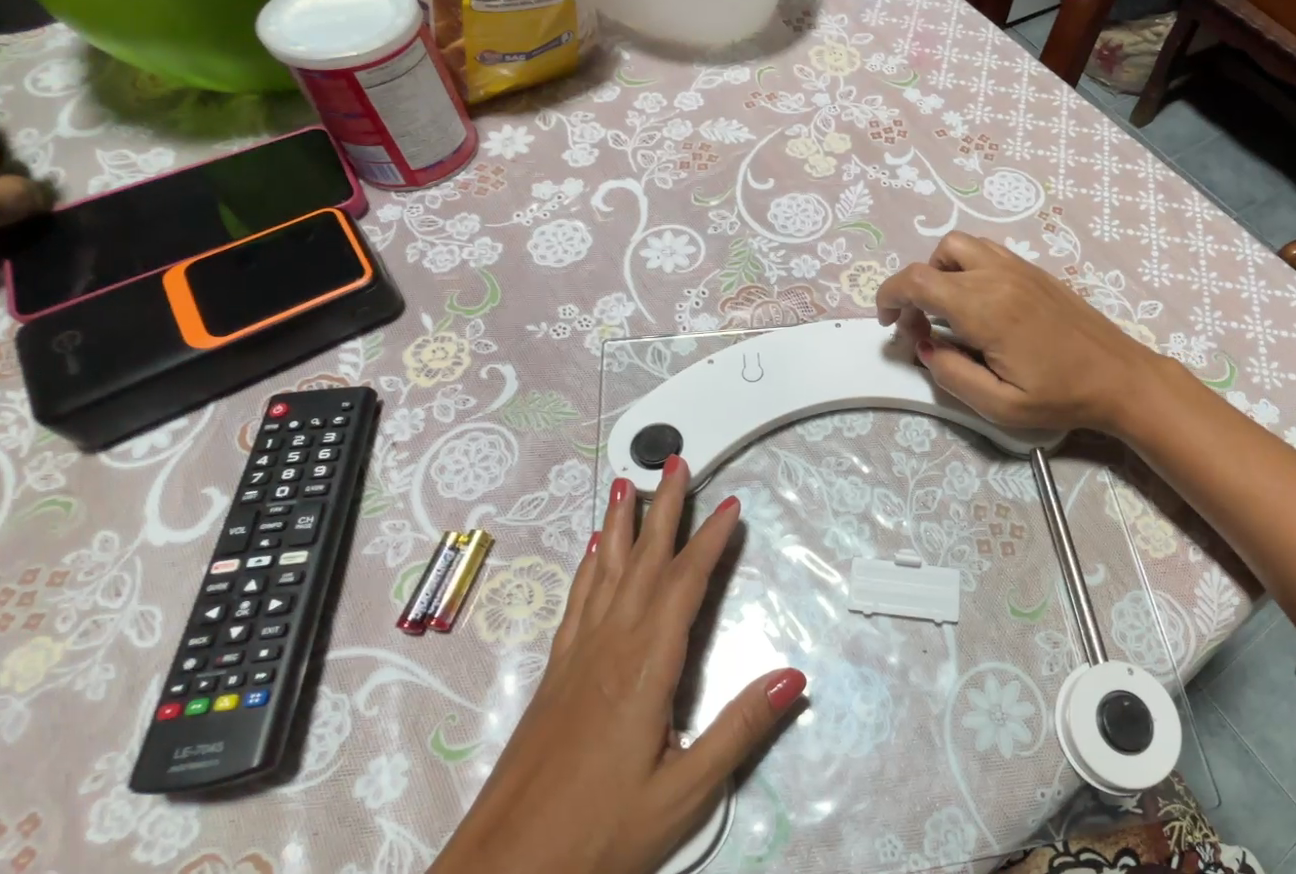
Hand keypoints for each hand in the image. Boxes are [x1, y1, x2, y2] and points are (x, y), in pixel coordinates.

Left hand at [430, 457, 806, 873]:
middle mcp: (608, 649)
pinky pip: (578, 603)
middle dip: (663, 508)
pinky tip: (594, 553)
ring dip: (622, 525)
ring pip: (605, 573)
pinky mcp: (556, 675)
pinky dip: (591, 568)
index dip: (709, 541)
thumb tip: (793, 675)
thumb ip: (738, 729)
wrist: (502, 869)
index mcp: (643, 669)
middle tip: (674, 461)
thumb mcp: (683, 792)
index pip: (683, 586)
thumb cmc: (597, 833)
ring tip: (628, 484)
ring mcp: (577, 658)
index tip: (729, 504)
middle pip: (642, 562)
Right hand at [874, 231, 1170, 435]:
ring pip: (961, 247)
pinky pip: (987, 253)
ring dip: (940, 272)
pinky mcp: (1035, 273)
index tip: (888, 324)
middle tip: (919, 328)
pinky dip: (966, 269)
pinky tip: (978, 306)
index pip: (917, 281)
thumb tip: (927, 347)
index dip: (889, 297)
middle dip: (912, 290)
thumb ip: (951, 374)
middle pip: (934, 260)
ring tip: (946, 312)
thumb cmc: (1061, 396)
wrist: (1120, 377)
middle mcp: (998, 277)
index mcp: (985, 308)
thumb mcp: (999, 404)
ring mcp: (1019, 269)